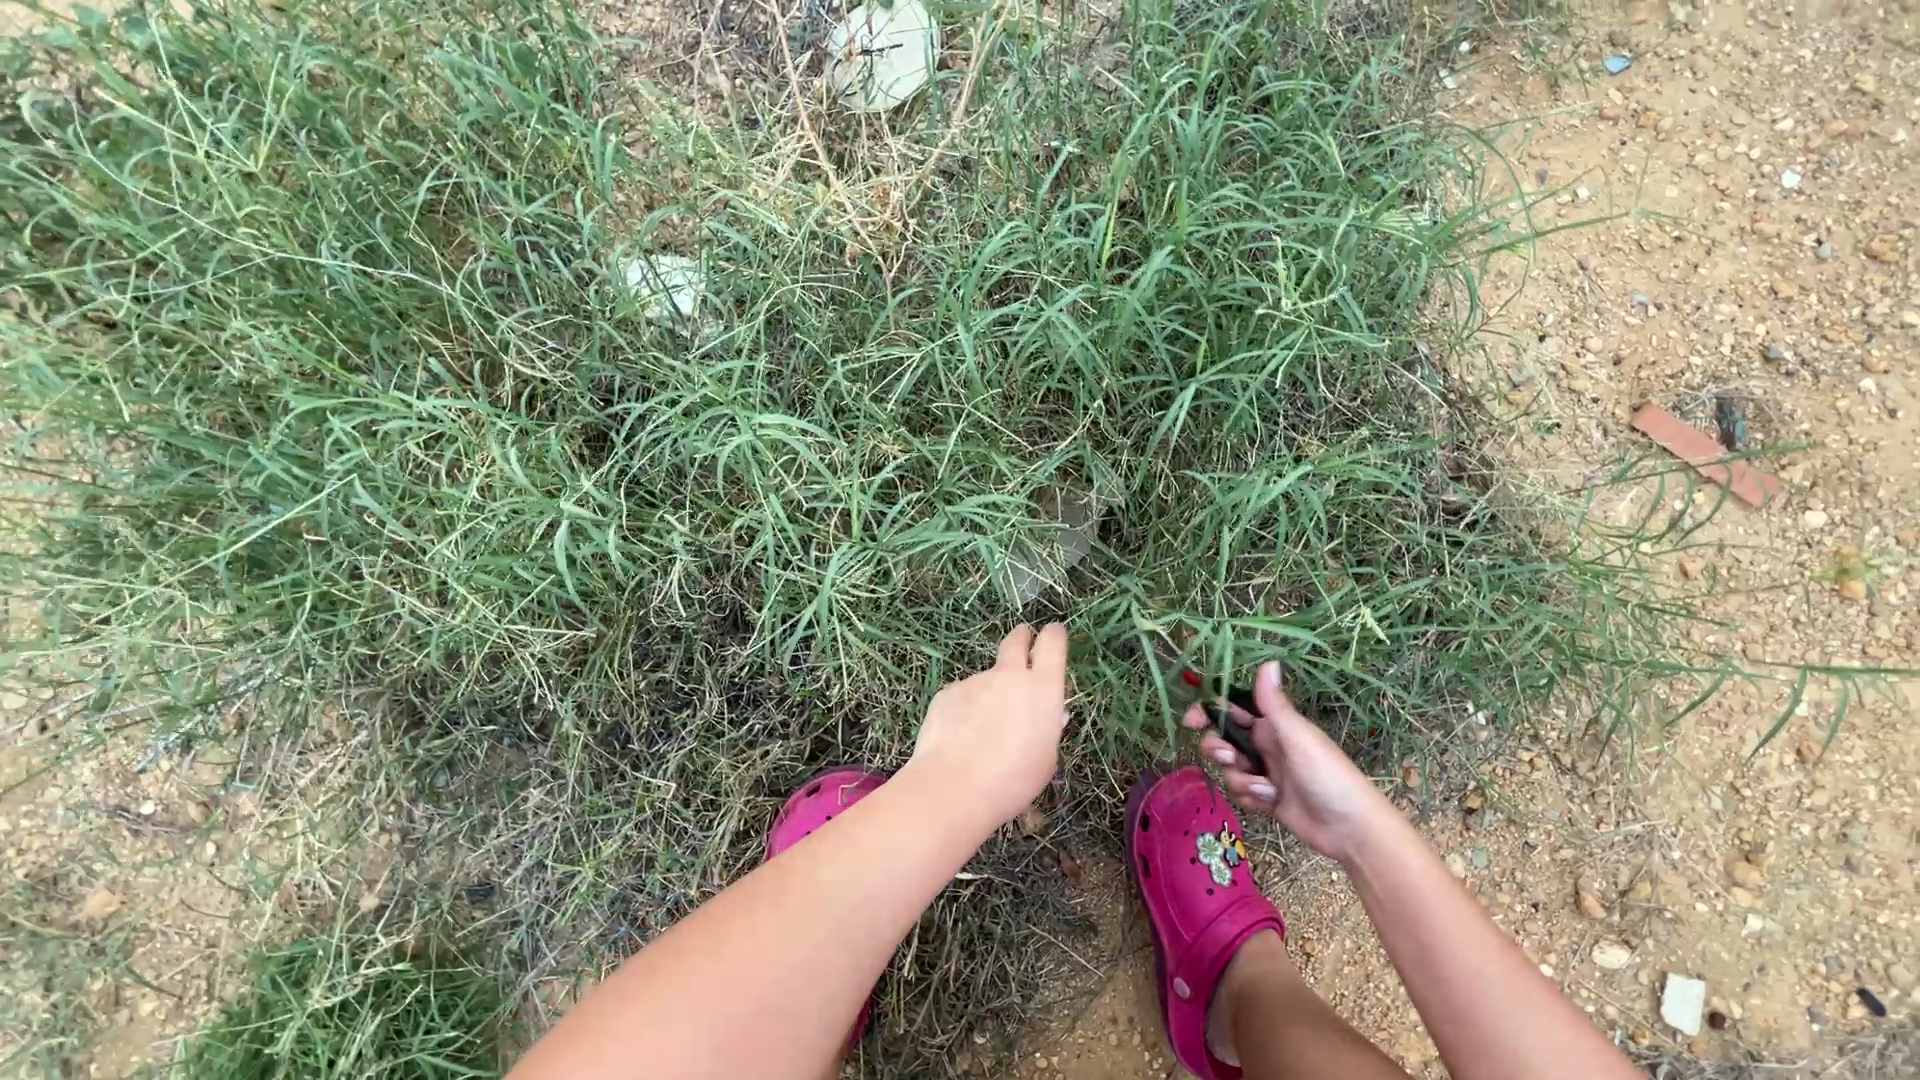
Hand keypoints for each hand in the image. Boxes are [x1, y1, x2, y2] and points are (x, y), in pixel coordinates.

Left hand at [905, 623, 1069, 830]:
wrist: (954, 787)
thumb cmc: (1012, 781)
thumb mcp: (1044, 759)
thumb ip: (1046, 729)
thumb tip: (1047, 716)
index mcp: (1042, 690)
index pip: (1053, 644)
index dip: (1054, 636)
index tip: (1053, 635)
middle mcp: (1009, 676)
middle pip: (1016, 641)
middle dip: (1021, 638)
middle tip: (1022, 642)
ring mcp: (974, 681)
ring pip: (987, 680)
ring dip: (988, 695)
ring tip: (980, 735)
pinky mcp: (947, 693)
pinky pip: (962, 697)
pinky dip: (963, 711)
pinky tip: (957, 740)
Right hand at [1183, 661, 1398, 864]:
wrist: (1351, 830)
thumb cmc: (1328, 776)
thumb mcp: (1298, 737)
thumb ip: (1274, 704)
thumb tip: (1268, 661)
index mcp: (1275, 725)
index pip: (1233, 710)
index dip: (1209, 712)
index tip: (1191, 721)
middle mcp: (1268, 746)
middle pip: (1224, 740)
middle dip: (1218, 749)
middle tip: (1226, 758)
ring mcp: (1267, 773)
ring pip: (1230, 769)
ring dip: (1239, 779)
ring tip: (1263, 789)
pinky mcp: (1267, 799)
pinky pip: (1242, 793)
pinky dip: (1250, 798)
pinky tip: (1269, 803)